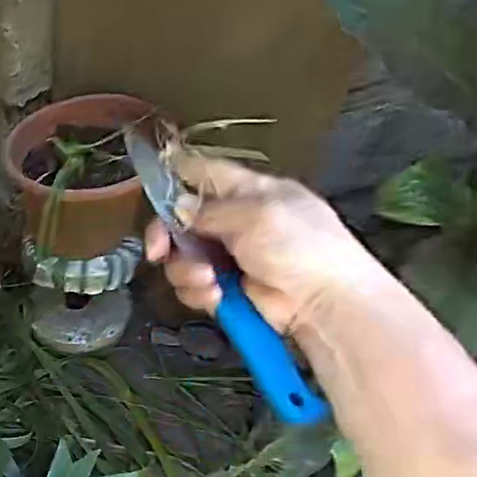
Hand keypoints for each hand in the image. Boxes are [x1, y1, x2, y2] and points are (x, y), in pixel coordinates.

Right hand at [144, 155, 385, 335]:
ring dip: (186, 270)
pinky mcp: (222, 289)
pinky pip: (191, 286)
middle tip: (158, 251)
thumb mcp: (259, 215)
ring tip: (210, 280)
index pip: (206, 173)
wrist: (324, 304)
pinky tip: (217, 295)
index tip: (152, 179)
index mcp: (250, 193)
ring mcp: (227, 258)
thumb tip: (177, 208)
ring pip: (180, 258)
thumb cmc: (303, 247)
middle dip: (165, 236)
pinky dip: (198, 292)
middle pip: (179, 221)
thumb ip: (212, 210)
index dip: (177, 172)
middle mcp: (233, 222)